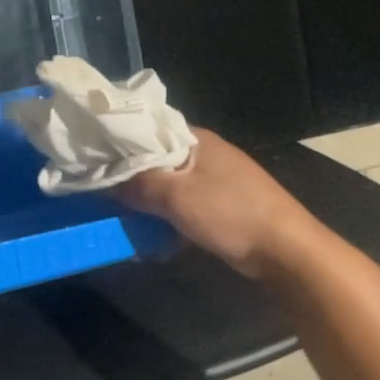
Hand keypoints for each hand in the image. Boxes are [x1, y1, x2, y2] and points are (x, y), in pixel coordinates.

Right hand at [115, 129, 318, 277]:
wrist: (288, 251)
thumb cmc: (231, 213)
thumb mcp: (176, 197)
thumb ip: (137, 184)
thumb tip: (103, 179)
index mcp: (195, 138)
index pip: (146, 128)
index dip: (118, 141)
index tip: (92, 155)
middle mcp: (205, 151)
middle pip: (155, 156)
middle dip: (130, 173)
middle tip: (101, 187)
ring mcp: (216, 177)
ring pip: (168, 181)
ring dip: (148, 197)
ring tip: (121, 211)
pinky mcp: (222, 202)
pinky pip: (182, 200)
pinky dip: (167, 212)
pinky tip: (151, 229)